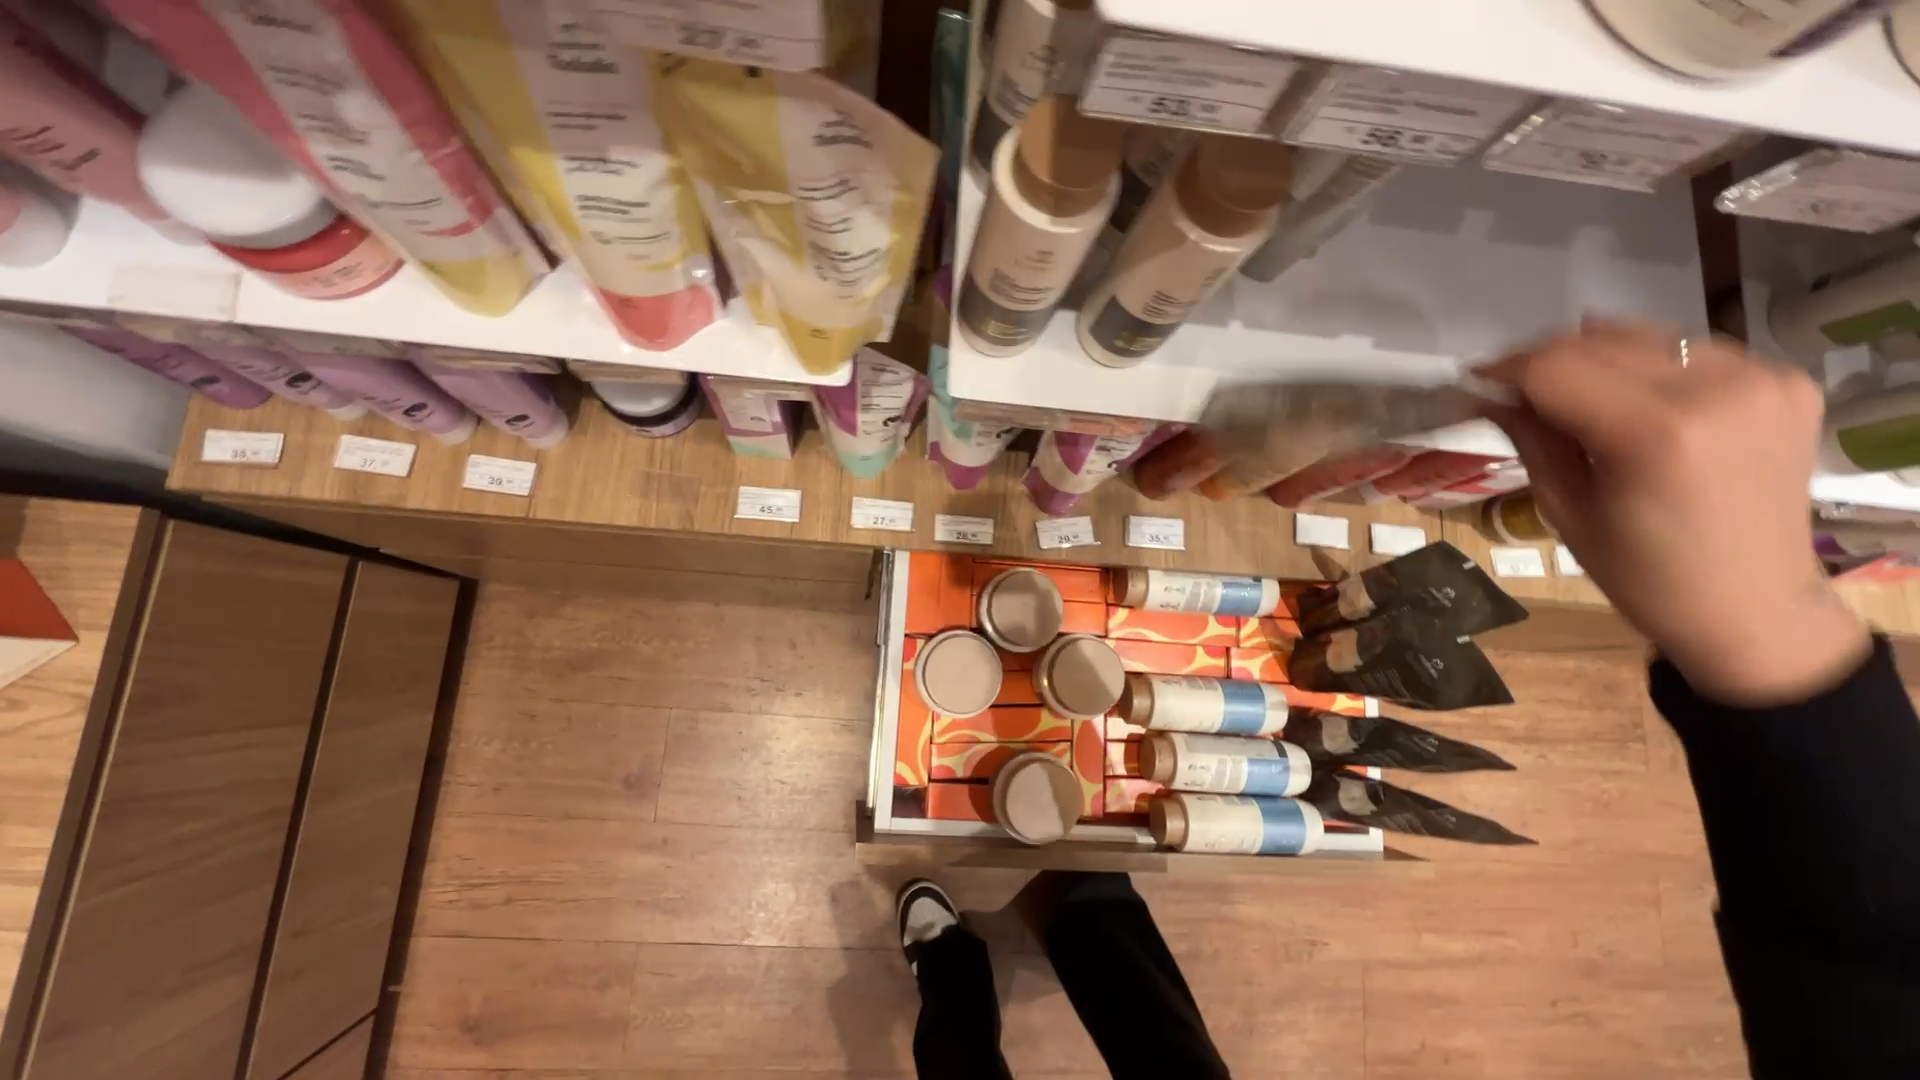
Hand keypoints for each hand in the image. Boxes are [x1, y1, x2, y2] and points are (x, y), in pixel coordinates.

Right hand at [1480, 320, 1869, 705]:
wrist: (1751, 604)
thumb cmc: (1642, 574)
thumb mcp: (1565, 509)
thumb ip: (1532, 439)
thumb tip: (1493, 396)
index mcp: (1655, 434)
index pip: (1556, 367)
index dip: (1507, 370)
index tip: (1476, 383)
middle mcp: (1717, 390)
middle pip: (1599, 342)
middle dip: (1545, 361)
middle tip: (1513, 390)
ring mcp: (1761, 380)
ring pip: (1645, 337)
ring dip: (1596, 357)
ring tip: (1569, 394)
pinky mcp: (1785, 382)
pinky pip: (1693, 351)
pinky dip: (1648, 365)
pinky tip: (1631, 399)